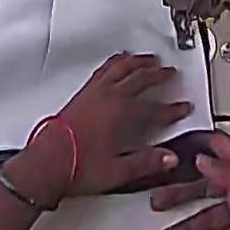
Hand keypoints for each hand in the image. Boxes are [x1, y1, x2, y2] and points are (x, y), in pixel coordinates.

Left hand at [3, 52, 191, 205]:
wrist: (47, 163)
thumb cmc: (78, 167)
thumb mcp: (118, 172)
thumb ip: (146, 163)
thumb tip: (169, 158)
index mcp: (124, 114)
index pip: (156, 108)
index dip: (172, 109)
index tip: (183, 106)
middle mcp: (112, 97)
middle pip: (142, 78)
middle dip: (159, 74)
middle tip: (170, 72)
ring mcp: (97, 91)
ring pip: (124, 67)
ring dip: (139, 61)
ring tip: (150, 58)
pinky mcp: (85, 90)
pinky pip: (106, 67)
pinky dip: (117, 60)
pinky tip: (119, 59)